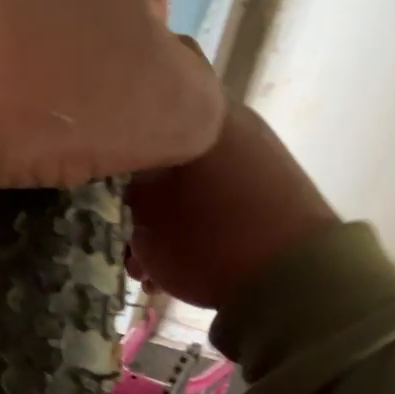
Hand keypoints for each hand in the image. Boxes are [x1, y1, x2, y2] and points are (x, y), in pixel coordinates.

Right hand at [126, 101, 339, 308]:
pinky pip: (218, 209)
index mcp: (201, 115)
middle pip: (166, 165)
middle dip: (139, 209)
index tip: (101, 197)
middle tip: (124, 248)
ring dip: (163, 230)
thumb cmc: (206, 239)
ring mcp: (259, 161)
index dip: (114, 162)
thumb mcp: (146, 216)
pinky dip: (194, 234)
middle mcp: (234, 127)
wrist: (293, 278)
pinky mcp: (274, 197)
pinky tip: (175, 274)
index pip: (140, 124)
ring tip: (147, 274)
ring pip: (191, 192)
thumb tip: (126, 182)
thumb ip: (127, 190)